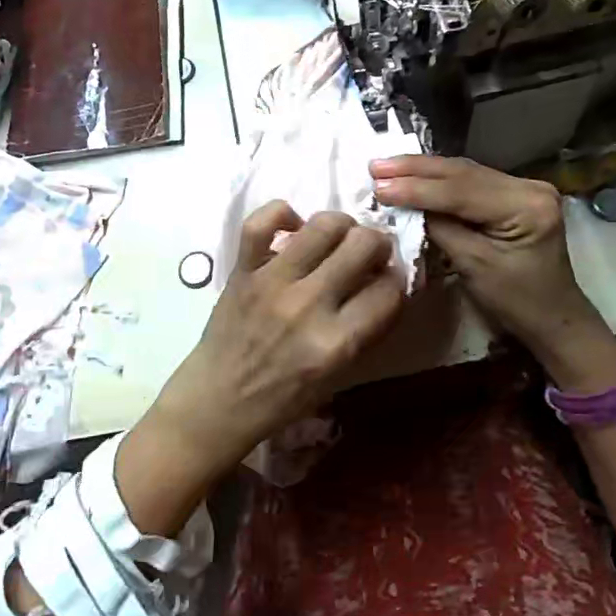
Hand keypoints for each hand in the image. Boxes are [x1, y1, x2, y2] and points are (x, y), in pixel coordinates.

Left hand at [118, 203, 405, 531]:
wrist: (218, 401)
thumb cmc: (281, 398)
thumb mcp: (337, 376)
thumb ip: (364, 331)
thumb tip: (385, 283)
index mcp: (336, 343)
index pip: (389, 290)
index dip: (397, 280)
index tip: (388, 279)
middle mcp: (308, 306)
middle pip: (363, 245)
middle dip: (377, 244)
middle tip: (369, 253)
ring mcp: (272, 283)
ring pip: (323, 224)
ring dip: (341, 225)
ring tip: (337, 238)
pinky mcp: (242, 270)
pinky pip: (261, 221)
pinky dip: (282, 213)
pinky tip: (293, 227)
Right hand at [370, 155, 615, 393]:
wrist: (553, 317)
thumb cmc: (516, 302)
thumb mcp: (474, 266)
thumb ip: (440, 229)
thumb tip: (404, 205)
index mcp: (527, 206)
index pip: (461, 191)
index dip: (417, 188)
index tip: (378, 186)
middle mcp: (529, 186)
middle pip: (463, 173)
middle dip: (415, 170)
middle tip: (375, 166)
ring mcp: (524, 187)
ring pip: (464, 172)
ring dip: (423, 170)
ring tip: (385, 167)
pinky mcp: (514, 194)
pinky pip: (471, 182)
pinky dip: (439, 180)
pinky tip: (412, 174)